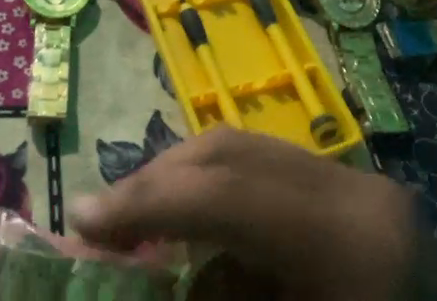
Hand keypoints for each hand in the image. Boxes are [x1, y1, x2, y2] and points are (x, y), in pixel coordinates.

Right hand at [72, 128, 436, 300]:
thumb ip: (206, 292)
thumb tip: (130, 265)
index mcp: (345, 241)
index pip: (228, 195)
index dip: (146, 202)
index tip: (80, 219)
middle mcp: (354, 195)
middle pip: (230, 155)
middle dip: (155, 183)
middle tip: (98, 218)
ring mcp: (356, 185)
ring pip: (243, 150)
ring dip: (179, 177)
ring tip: (136, 215)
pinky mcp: (353, 190)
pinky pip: (265, 165)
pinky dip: (215, 184)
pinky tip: (190, 216)